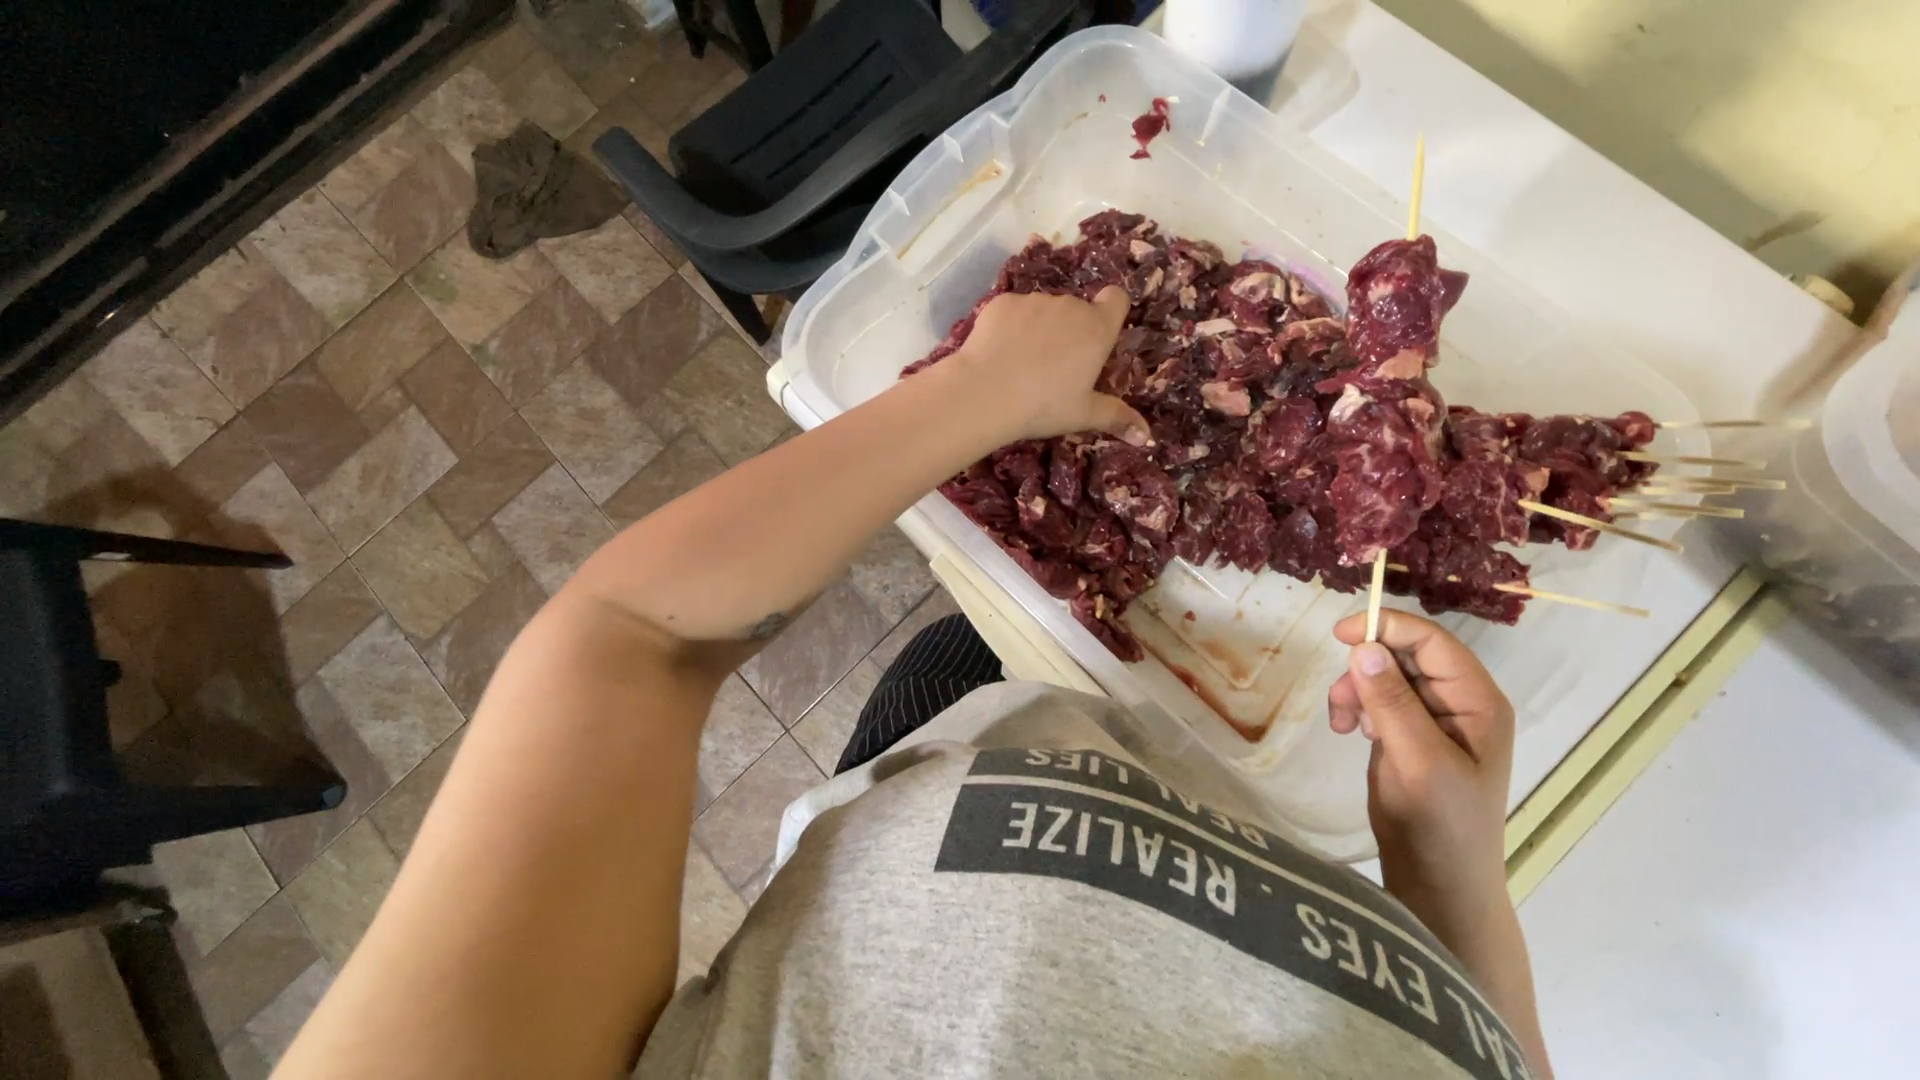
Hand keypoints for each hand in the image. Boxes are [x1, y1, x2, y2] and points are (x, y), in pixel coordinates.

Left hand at [944, 286, 1149, 444]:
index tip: (1099, 335)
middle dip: (1069, 331)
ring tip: (1021, 364)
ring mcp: (1033, 301)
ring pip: (1043, 310)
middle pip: (1076, 309)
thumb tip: (1146, 436)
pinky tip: (998, 354)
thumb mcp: (1083, 415)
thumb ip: (1117, 419)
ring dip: (1039, 328)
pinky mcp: (1002, 302)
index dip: (1110, 311)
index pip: (1117, 299)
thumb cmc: (1043, 406)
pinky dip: (1010, 326)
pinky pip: (1013, 311)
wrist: (985, 393)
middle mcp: (1069, 306)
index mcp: (1096, 329)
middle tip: (1054, 368)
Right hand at [1328, 610, 1512, 911]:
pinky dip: (1354, 707)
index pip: (1433, 642)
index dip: (1388, 628)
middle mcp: (1456, 702)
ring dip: (1355, 689)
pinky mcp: (1405, 734)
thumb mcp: (1418, 760)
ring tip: (1341, 723)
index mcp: (1477, 701)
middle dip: (1365, 667)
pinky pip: (1375, 699)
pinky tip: (1347, 731)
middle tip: (1339, 699)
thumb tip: (1364, 647)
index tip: (1340, 635)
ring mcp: (1430, 718)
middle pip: (1405, 654)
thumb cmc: (1440, 822)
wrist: (1437, 879)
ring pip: (1383, 674)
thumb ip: (1393, 702)